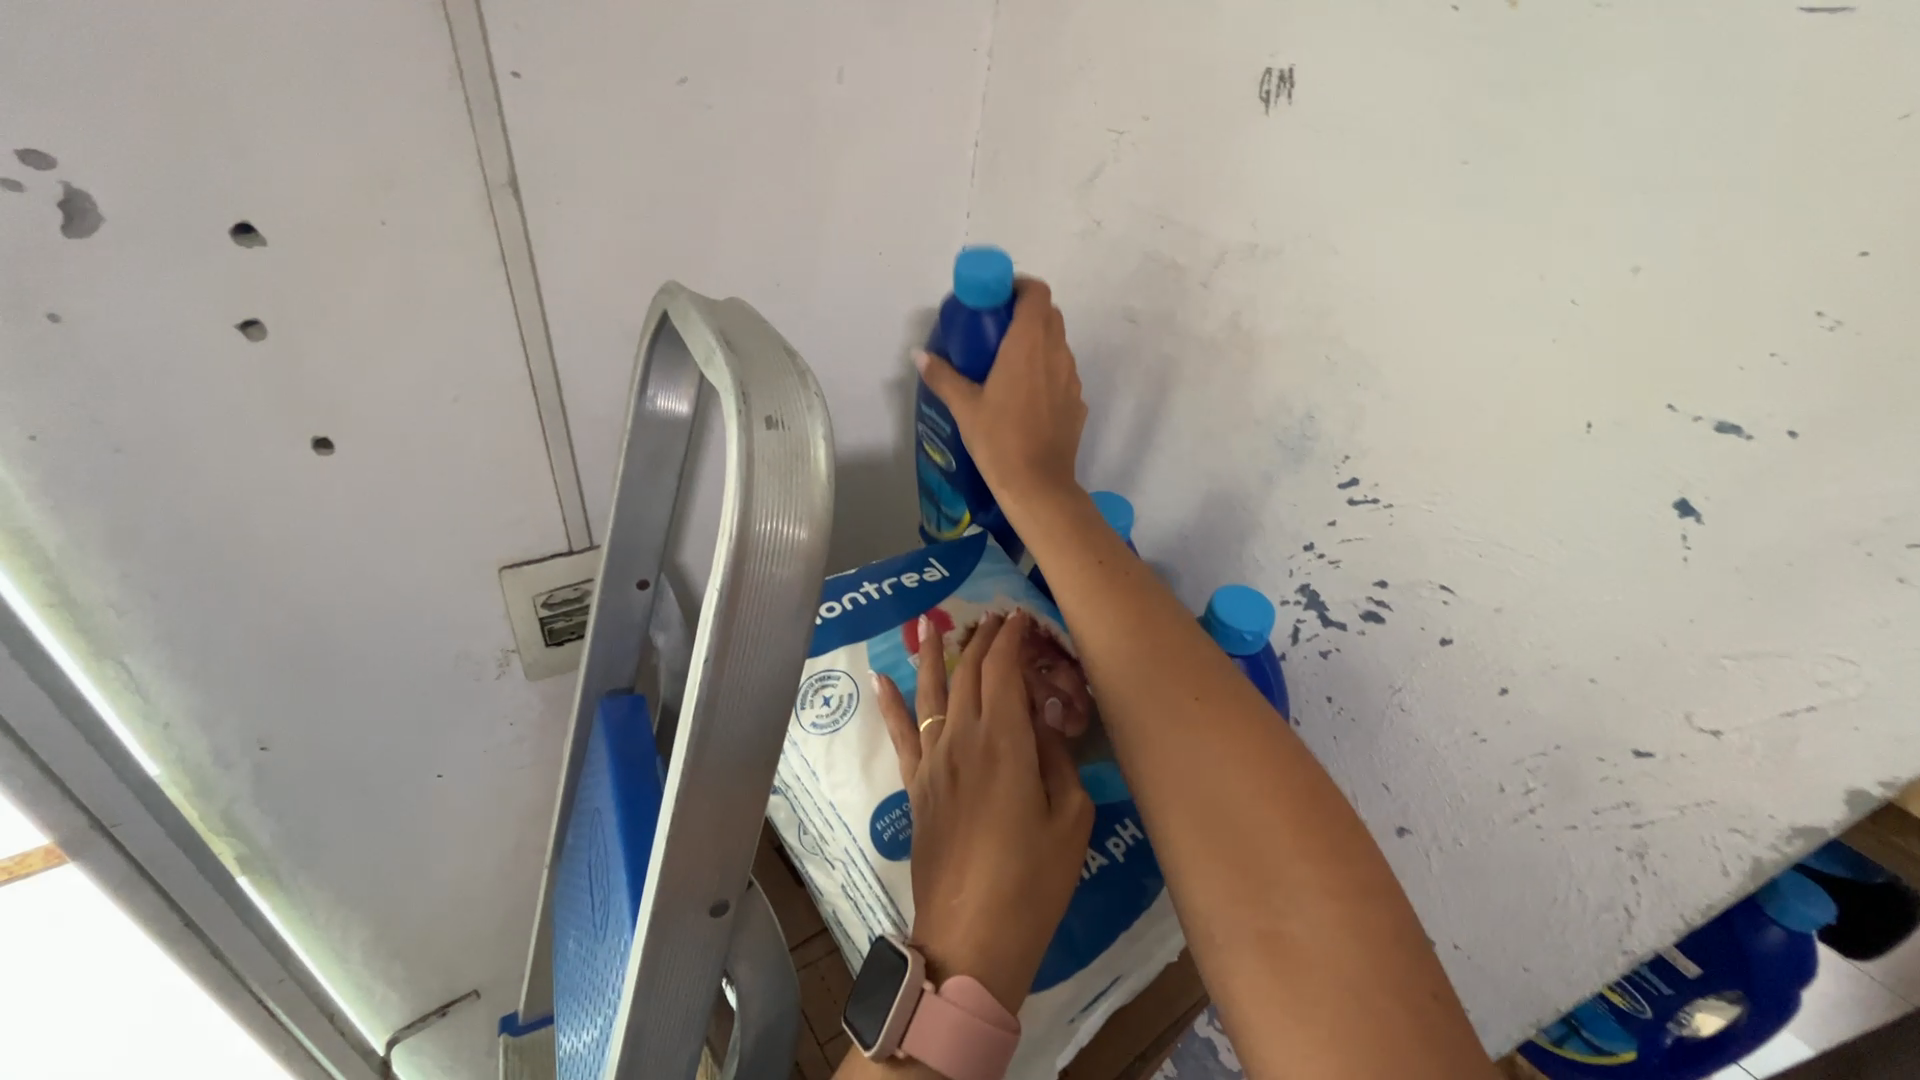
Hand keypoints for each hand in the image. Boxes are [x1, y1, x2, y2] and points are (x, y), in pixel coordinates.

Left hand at [872, 610, 1094, 1012]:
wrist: (971, 937)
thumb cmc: (1033, 881)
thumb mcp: (1070, 817)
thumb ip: (1056, 759)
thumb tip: (1041, 722)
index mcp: (1005, 741)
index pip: (1003, 669)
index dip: (1011, 639)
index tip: (1021, 618)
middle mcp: (962, 739)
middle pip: (968, 674)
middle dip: (982, 640)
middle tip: (994, 618)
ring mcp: (932, 762)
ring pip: (929, 693)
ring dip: (931, 655)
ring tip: (930, 624)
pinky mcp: (916, 787)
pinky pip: (901, 734)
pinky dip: (890, 703)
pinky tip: (880, 678)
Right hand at [914, 278, 1087, 512]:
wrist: (1038, 485)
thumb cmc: (998, 440)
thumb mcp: (964, 407)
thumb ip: (942, 376)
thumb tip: (920, 355)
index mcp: (1028, 344)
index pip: (1036, 293)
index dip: (1019, 287)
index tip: (998, 298)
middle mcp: (1056, 353)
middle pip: (1049, 315)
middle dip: (1025, 313)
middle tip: (996, 330)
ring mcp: (1071, 378)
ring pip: (1057, 345)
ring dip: (1037, 344)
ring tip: (1008, 365)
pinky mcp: (1077, 402)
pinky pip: (1062, 374)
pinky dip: (1046, 373)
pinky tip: (1025, 399)